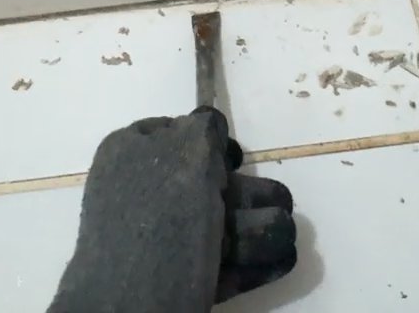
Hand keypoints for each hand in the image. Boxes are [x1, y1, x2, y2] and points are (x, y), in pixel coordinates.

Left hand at [48, 107, 296, 311]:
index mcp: (130, 154)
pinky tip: (284, 258)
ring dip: (260, 226)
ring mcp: (158, 242)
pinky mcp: (178, 283)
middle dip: (250, 192)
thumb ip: (205, 128)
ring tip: (288, 232)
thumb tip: (211, 124)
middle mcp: (143, 194)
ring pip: (219, 224)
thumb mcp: (188, 151)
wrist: (132, 309)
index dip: (209, 140)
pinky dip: (253, 263)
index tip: (234, 156)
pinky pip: (220, 265)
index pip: (172, 132)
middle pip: (206, 182)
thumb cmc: (162, 217)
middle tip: (280, 199)